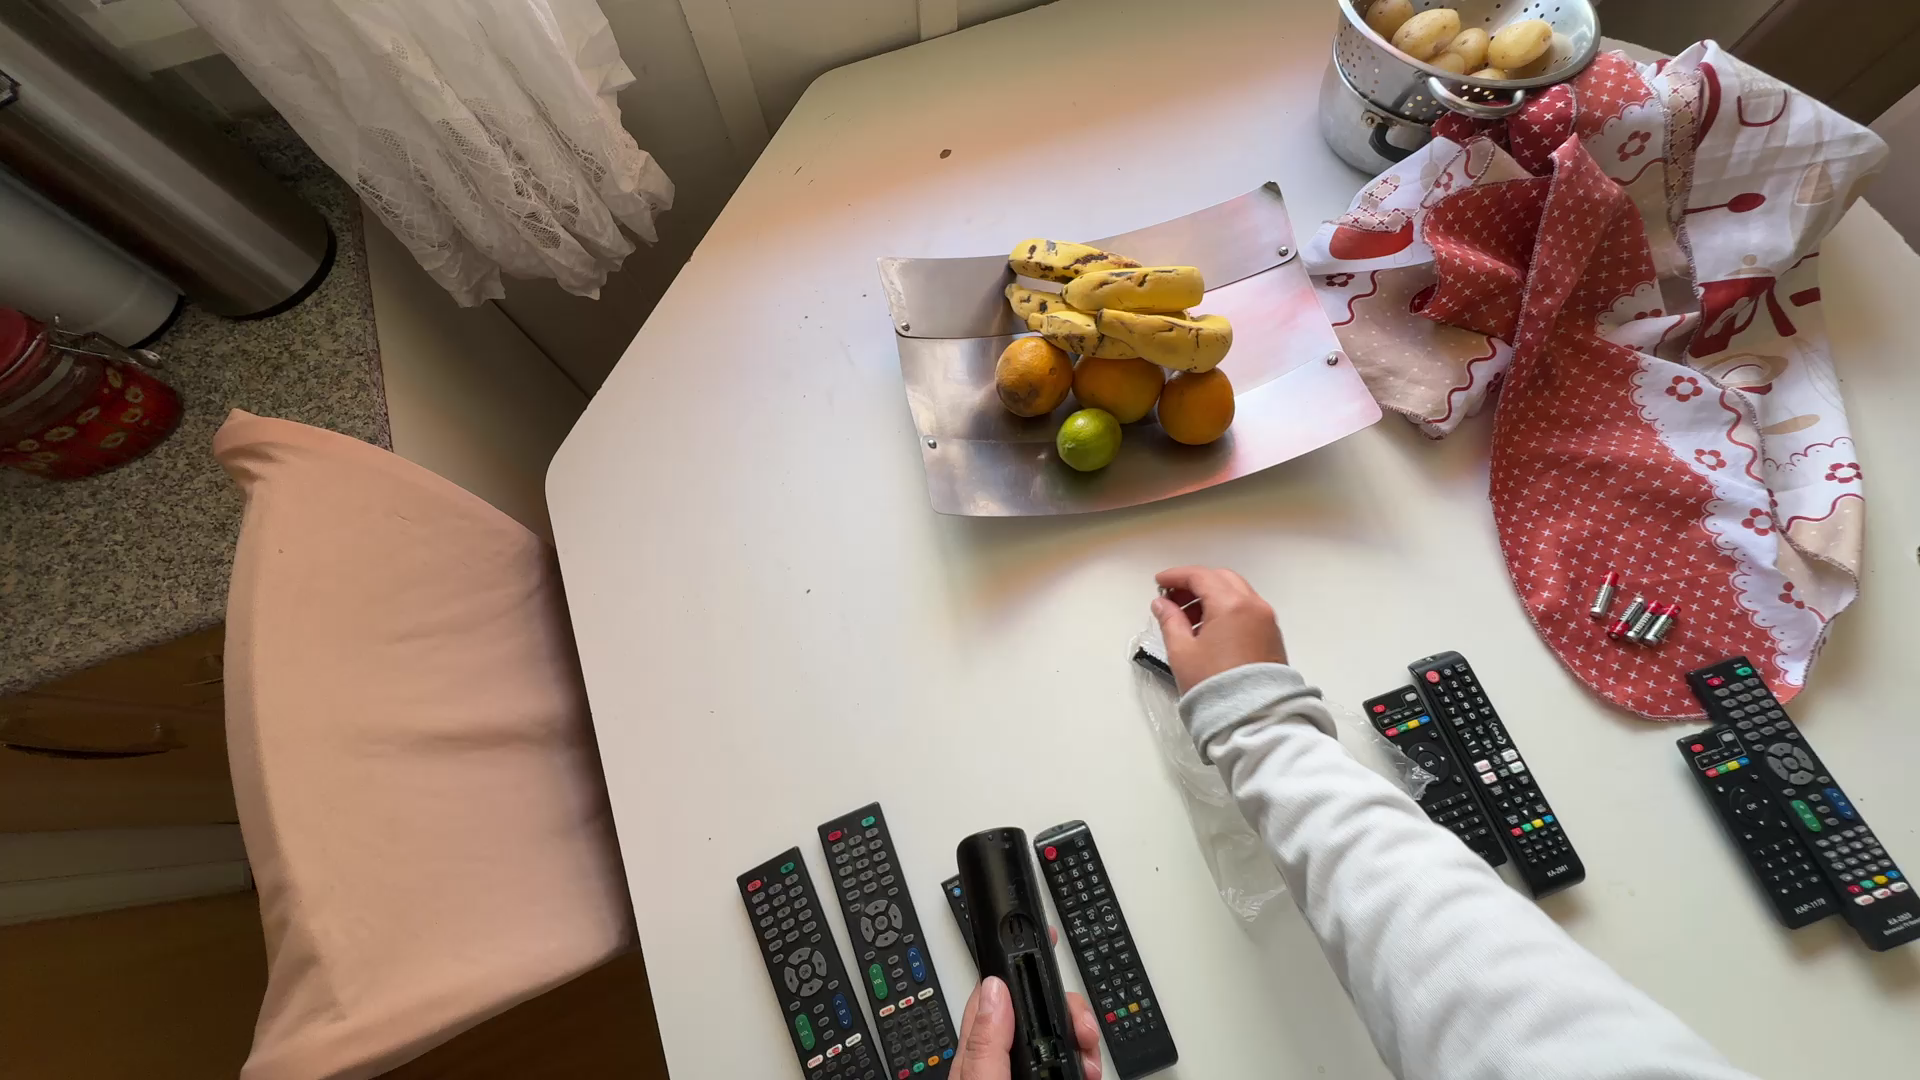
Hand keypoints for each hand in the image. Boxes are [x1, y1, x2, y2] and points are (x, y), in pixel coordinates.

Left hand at [951, 975, 1101, 1079]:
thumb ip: (985, 1044)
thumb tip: (994, 988)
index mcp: (979, 1052)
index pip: (998, 991)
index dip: (1022, 962)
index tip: (1047, 942)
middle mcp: (1003, 1060)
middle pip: (1037, 1008)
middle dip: (1066, 1006)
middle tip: (1082, 1027)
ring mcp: (1029, 1073)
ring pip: (1060, 1033)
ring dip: (1082, 1035)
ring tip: (1090, 1056)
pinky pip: (1073, 1061)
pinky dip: (1088, 1060)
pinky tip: (1090, 1069)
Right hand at [1151, 565, 1287, 692]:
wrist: (1254, 719)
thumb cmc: (1212, 683)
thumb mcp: (1182, 651)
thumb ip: (1170, 620)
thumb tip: (1162, 603)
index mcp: (1231, 605)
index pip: (1200, 576)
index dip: (1176, 576)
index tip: (1158, 582)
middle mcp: (1254, 605)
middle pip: (1221, 579)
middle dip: (1195, 583)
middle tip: (1172, 599)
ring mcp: (1267, 620)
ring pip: (1236, 593)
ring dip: (1211, 596)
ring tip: (1187, 618)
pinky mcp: (1272, 636)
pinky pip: (1246, 609)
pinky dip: (1226, 609)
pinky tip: (1207, 629)